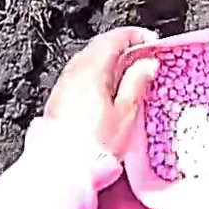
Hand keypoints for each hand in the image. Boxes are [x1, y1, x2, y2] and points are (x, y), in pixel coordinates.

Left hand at [43, 27, 158, 157]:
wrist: (58, 173)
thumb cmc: (92, 147)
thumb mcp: (125, 114)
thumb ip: (137, 82)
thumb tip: (147, 64)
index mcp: (92, 68)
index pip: (116, 38)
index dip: (136, 35)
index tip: (151, 41)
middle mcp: (74, 71)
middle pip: (100, 45)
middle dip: (123, 45)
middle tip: (142, 55)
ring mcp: (64, 85)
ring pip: (89, 59)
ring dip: (109, 59)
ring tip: (126, 72)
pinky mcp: (57, 100)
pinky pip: (80, 74)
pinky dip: (96, 72)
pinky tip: (106, 89)